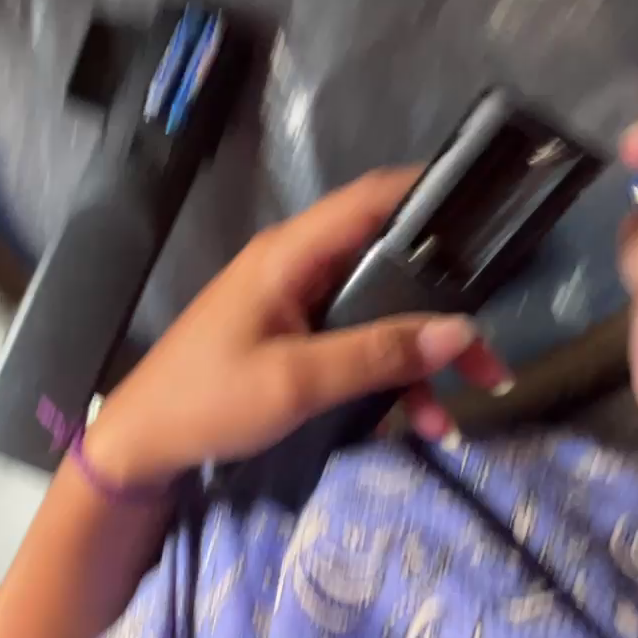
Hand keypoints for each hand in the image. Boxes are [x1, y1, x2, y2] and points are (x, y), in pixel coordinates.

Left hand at [85, 169, 508, 487]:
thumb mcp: (296, 381)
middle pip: (388, 266)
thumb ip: (376, 354)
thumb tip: (461, 332)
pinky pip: (354, 347)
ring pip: (378, 315)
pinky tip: (417, 421)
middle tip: (491, 354)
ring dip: (421, 357)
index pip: (370, 199)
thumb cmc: (208, 399)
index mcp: (290, 255)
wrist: (145, 443)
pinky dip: (387, 378)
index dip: (431, 194)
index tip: (493, 211)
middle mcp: (298, 269)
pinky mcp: (293, 341)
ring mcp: (295, 307)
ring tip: (470, 399)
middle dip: (444, 309)